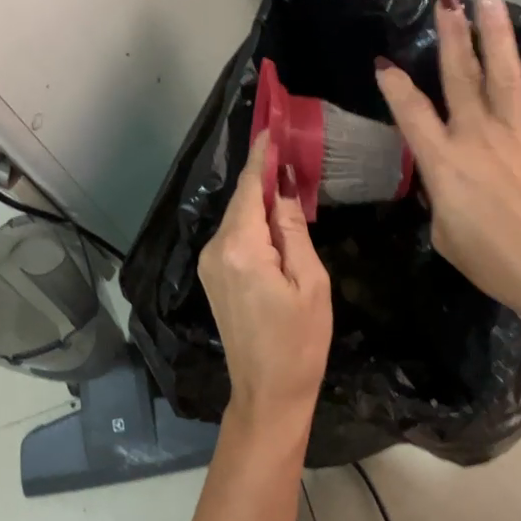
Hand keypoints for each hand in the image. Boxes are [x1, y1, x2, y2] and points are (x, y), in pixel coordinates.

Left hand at [198, 132, 332, 423]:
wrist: (268, 393)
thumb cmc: (299, 342)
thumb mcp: (310, 282)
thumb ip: (294, 229)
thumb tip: (286, 189)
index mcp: (241, 248)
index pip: (252, 188)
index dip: (263, 157)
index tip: (273, 127)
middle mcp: (216, 249)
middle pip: (242, 201)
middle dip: (264, 176)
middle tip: (289, 150)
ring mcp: (210, 264)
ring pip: (237, 218)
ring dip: (260, 200)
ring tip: (289, 179)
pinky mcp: (213, 277)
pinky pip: (234, 237)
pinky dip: (253, 222)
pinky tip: (275, 217)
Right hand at [373, 0, 520, 319]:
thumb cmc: (493, 262)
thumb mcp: (445, 234)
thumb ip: (441, 197)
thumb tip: (447, 179)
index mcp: (443, 162)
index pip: (411, 112)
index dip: (393, 85)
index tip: (383, 62)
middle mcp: (477, 136)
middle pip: (461, 75)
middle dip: (452, 32)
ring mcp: (516, 134)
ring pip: (504, 72)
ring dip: (496, 31)